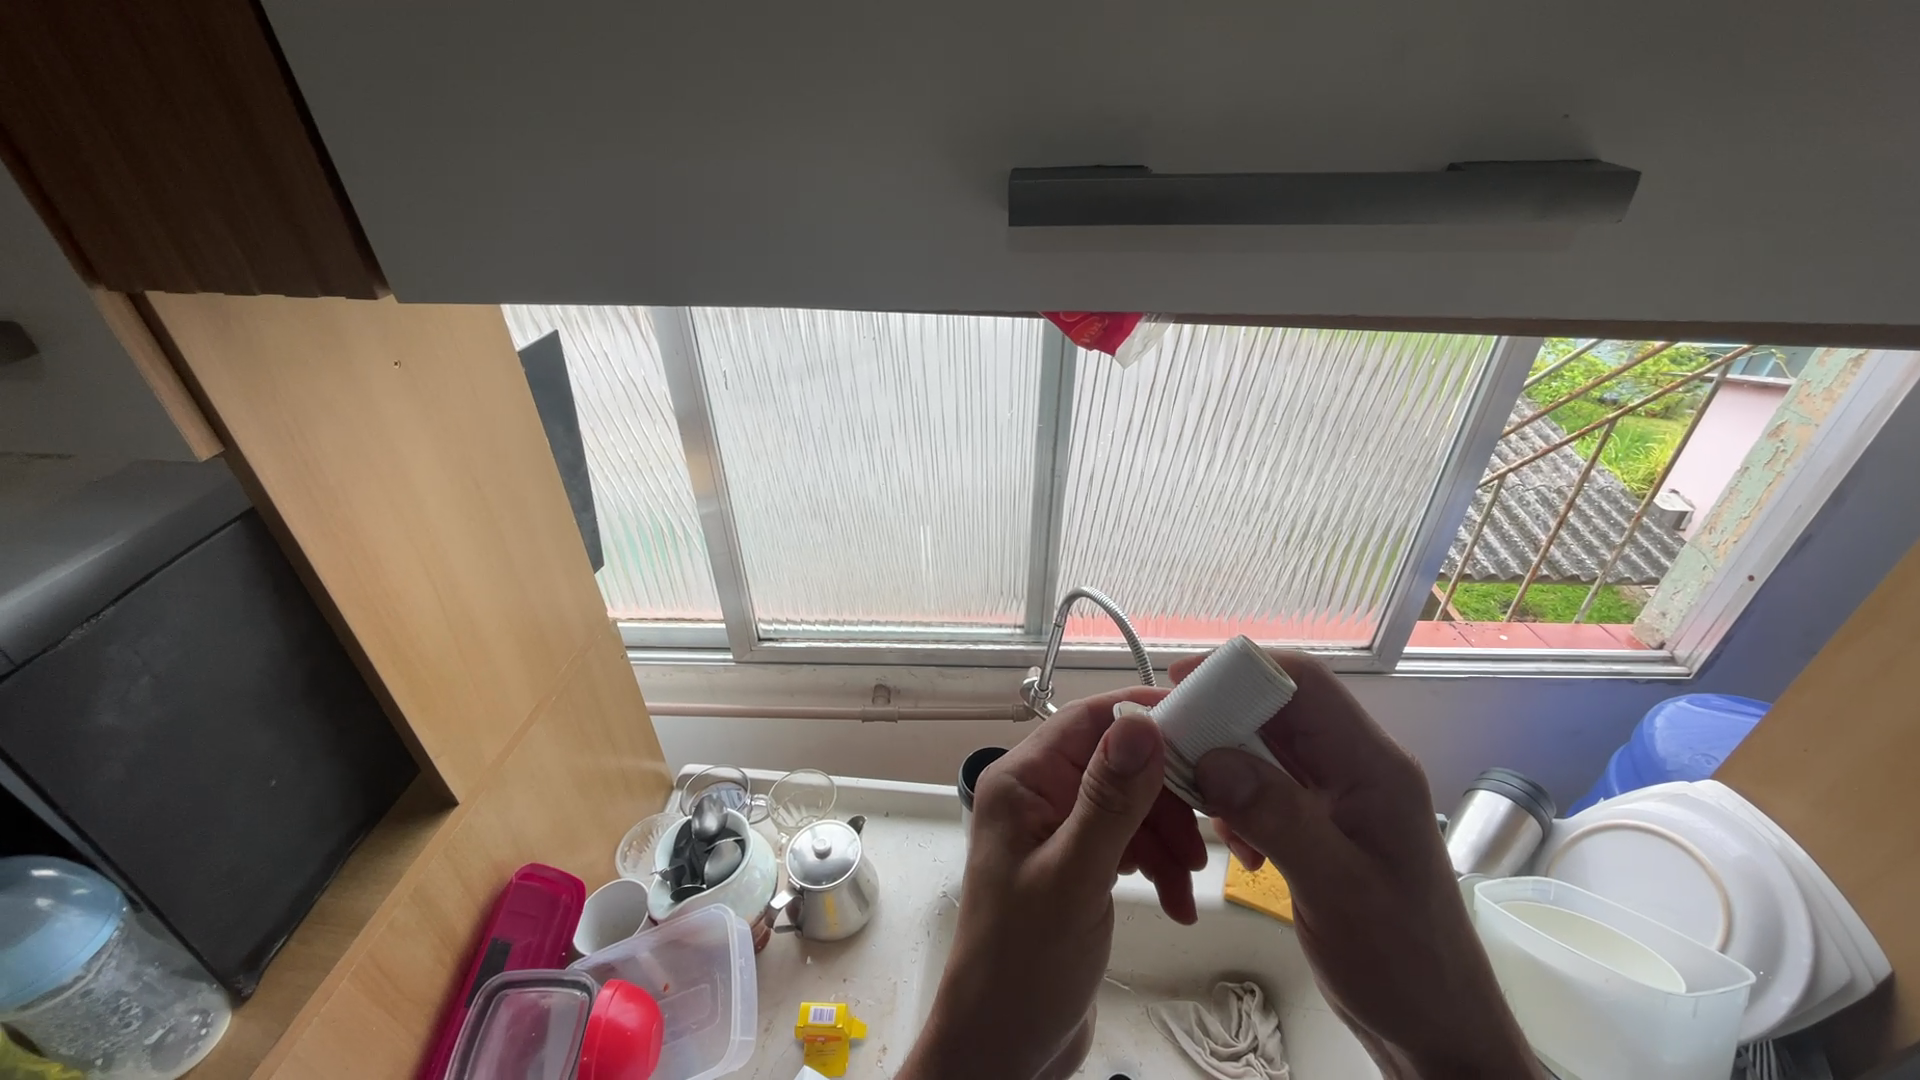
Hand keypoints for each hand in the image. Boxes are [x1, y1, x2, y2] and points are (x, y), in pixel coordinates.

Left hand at [900, 687, 1207, 1079]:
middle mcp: (1037, 793)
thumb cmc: (1025, 962)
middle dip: (1164, 796)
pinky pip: (1126, 840)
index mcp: (1021, 779)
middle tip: (1204, 836)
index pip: (1089, 719)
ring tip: (1187, 882)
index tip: (1205, 727)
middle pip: (1117, 762)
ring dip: (1166, 837)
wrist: (1004, 1044)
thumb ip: (1110, 799)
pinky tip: (1173, 900)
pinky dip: (1156, 863)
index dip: (1146, 716)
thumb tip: (1142, 721)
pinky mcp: (1076, 862)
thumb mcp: (1075, 875)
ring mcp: (1056, 828)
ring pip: (1129, 803)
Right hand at [1185, 651, 1538, 1078]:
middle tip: (1170, 746)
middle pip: (1278, 713)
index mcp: (1374, 768)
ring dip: (1226, 767)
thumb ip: (1278, 817)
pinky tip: (1236, 846)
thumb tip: (1212, 758)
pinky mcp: (1322, 826)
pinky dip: (1238, 803)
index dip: (1242, 670)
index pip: (1306, 684)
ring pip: (1266, 750)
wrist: (1438, 1032)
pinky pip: (1267, 789)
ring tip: (1198, 803)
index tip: (1180, 682)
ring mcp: (1340, 798)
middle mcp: (1357, 769)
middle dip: (1221, 720)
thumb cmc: (1402, 963)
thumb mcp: (1337, 890)